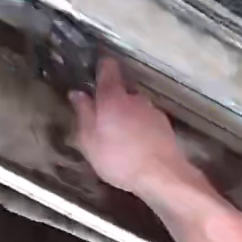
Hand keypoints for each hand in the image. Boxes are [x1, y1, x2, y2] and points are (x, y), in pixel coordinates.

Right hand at [68, 58, 197, 198]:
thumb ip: (83, 114)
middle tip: (101, 122)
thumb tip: (77, 93)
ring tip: (118, 139)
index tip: (96, 69)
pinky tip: (135, 147)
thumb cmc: (118, 158)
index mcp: (113, 98)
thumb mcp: (90, 140)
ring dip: (126, 117)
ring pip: (135, 108)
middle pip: (121, 91)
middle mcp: (135, 98)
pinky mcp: (164, 125)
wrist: (161, 174)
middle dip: (112, 102)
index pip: (108, 70)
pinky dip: (139, 129)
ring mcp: (152, 111)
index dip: (102, 66)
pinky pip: (146, 121)